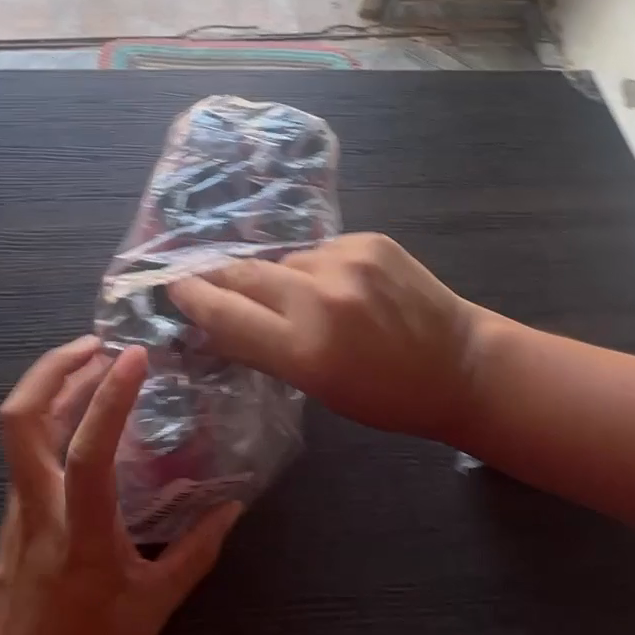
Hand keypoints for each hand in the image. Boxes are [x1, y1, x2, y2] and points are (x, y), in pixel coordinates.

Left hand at [0, 337, 242, 634]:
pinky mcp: (12, 518)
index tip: (135, 356)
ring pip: (21, 431)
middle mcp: (37, 510)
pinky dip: (54, 418)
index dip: (110, 398)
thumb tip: (231, 505)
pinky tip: (85, 420)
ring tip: (97, 362)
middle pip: (19, 421)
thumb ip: (196, 553)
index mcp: (78, 535)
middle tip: (97, 342)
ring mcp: (17, 511)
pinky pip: (29, 451)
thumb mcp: (152, 609)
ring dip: (54, 386)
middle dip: (52, 368)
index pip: (87, 453)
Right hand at [168, 233, 482, 442]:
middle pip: (244, 274)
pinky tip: (338, 288)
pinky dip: (316, 269)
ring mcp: (346, 261)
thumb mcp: (317, 387)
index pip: (226, 315)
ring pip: (284, 262)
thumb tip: (216, 323)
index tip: (173, 286)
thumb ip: (264, 350)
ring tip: (297, 300)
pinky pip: (319, 251)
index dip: (193, 298)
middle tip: (198, 276)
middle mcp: (320, 297)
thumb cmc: (385, 395)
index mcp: (305, 349)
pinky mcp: (368, 240)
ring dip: (278, 278)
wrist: (461, 364)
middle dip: (218, 276)